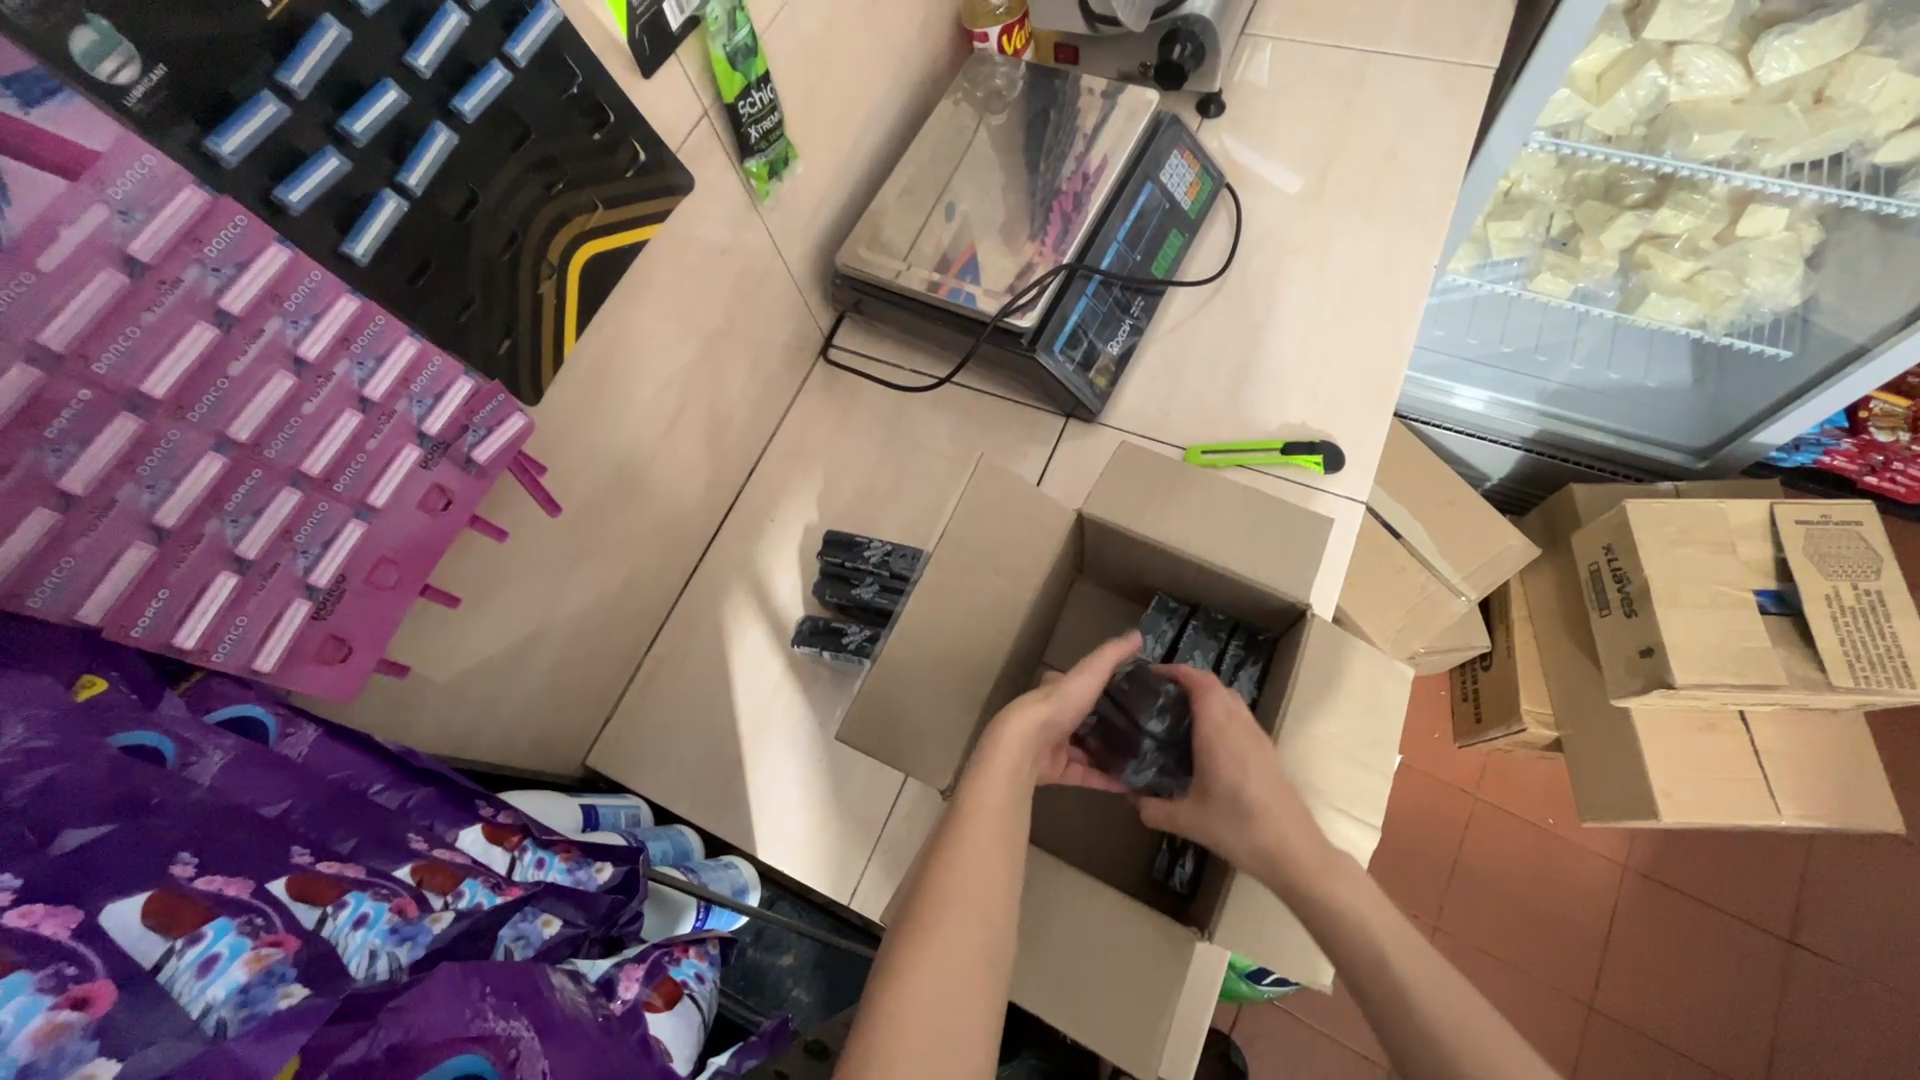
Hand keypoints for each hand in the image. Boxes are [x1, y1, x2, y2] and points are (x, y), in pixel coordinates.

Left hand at [971, 632, 1140, 791]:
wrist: (1026, 744)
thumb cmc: (1058, 703)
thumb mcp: (1090, 672)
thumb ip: (1112, 655)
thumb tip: (1138, 634)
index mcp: (1056, 690)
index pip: (1075, 683)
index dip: (1095, 684)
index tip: (1123, 691)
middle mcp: (1053, 716)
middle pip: (1082, 718)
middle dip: (1104, 723)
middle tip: (1140, 727)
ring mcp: (1054, 745)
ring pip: (1085, 750)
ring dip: (1108, 754)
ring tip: (1141, 756)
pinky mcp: (1057, 771)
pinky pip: (1086, 775)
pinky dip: (1106, 780)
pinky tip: (1131, 783)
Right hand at [1135, 665, 1332, 878]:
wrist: (1293, 852)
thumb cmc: (1237, 828)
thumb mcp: (1186, 820)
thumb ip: (1153, 808)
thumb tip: (1130, 799)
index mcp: (1218, 731)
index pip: (1200, 682)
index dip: (1177, 671)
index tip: (1152, 675)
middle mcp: (1240, 726)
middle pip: (1216, 686)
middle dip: (1187, 682)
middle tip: (1159, 696)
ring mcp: (1258, 738)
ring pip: (1231, 701)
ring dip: (1206, 698)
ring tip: (1178, 716)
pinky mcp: (1267, 752)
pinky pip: (1240, 719)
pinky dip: (1220, 716)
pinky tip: (1204, 744)